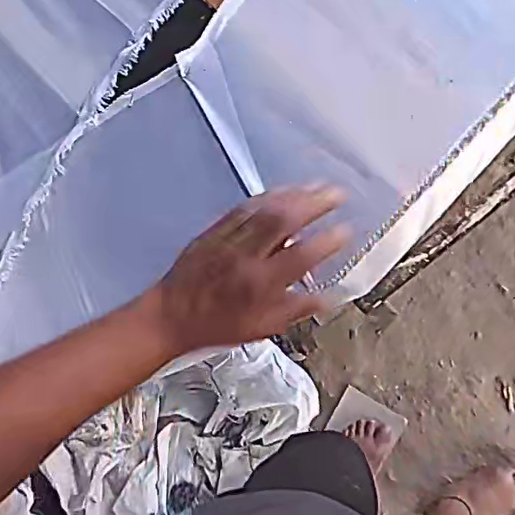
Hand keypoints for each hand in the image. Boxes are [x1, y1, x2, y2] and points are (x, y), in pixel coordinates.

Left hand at [139, 185, 350, 356]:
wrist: (170, 316)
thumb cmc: (212, 325)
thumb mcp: (260, 328)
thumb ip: (294, 310)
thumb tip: (324, 300)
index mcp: (259, 285)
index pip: (301, 256)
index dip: (328, 241)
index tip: (345, 232)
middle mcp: (244, 258)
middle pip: (284, 221)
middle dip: (314, 203)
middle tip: (335, 195)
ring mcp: (227, 242)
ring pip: (263, 209)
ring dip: (292, 194)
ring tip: (314, 187)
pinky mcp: (213, 233)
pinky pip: (242, 209)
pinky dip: (264, 197)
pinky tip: (278, 193)